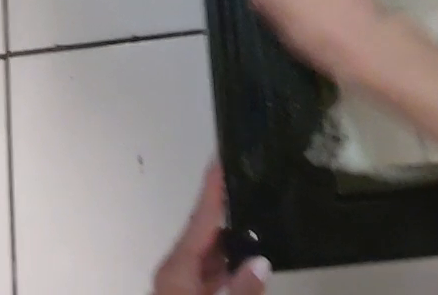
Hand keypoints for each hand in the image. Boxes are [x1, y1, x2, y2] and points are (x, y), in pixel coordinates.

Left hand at [152, 164, 269, 294]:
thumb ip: (240, 288)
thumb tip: (261, 262)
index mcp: (177, 265)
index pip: (200, 216)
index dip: (213, 186)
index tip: (220, 156)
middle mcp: (175, 269)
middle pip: (206, 234)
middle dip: (230, 216)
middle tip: (253, 192)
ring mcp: (179, 284)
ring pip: (210, 257)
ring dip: (233, 247)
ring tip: (261, 230)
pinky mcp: (185, 293)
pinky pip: (209, 274)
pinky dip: (228, 269)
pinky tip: (248, 271)